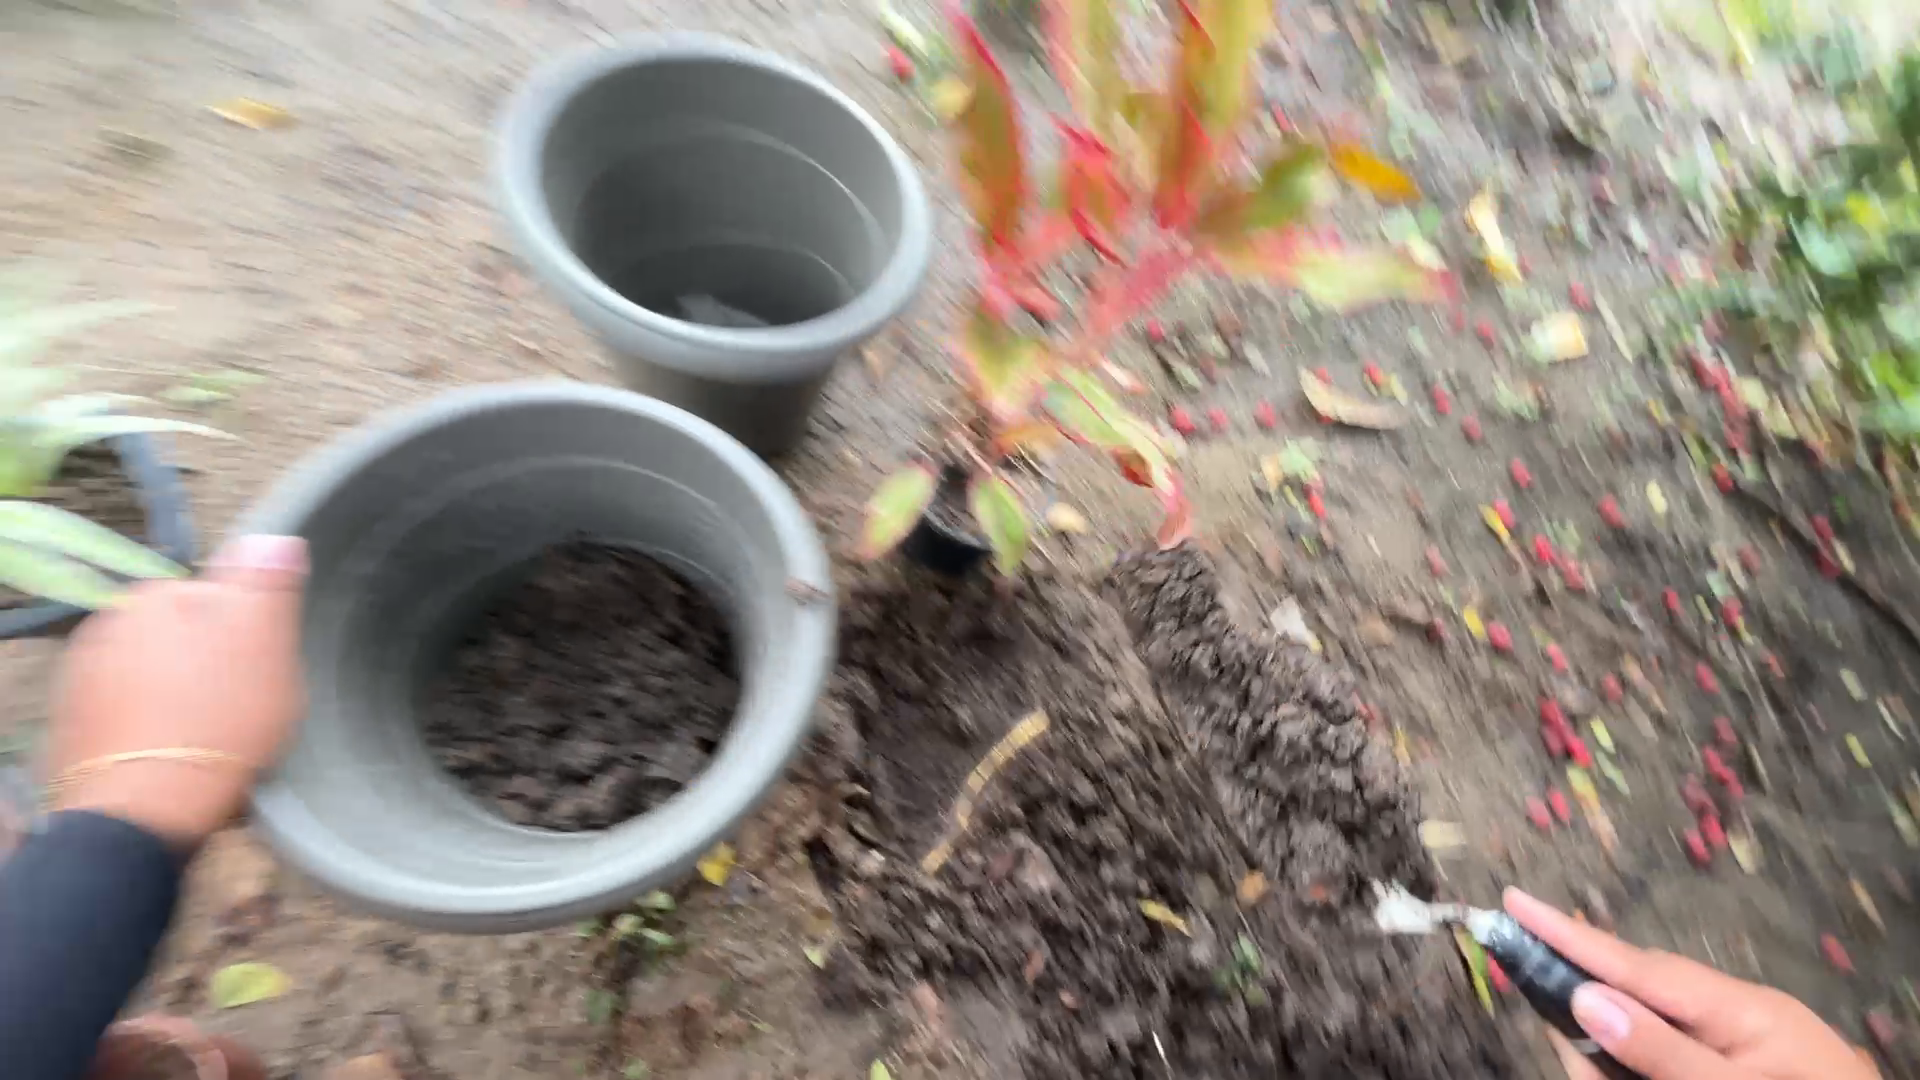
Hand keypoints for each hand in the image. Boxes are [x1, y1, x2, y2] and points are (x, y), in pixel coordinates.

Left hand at [46, 535, 307, 848]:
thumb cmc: (220, 717)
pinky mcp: (77, 715)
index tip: (271, 656)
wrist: (147, 803)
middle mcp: (110, 624)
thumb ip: (267, 583)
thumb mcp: (268, 641)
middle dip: (223, 649)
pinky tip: (187, 735)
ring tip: (222, 718)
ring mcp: (85, 671)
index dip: (258, 620)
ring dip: (194, 680)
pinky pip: (137, 696)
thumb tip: (273, 538)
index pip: (223, 588)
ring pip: (165, 660)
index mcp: (157, 597)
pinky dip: (163, 708)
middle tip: (254, 688)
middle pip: (192, 624)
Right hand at [1505, 889, 1877, 1079]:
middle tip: (1568, 1054)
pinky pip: (1666, 1046)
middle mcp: (1735, 1014)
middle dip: (1584, 1009)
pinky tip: (1615, 1073)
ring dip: (1608, 1050)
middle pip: (1632, 990)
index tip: (1510, 899)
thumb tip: (1580, 995)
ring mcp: (1740, 1040)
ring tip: (1595, 1074)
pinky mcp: (1736, 1061)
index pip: (1633, 962)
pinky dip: (1633, 1065)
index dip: (1565, 932)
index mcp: (1744, 1009)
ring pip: (1641, 1021)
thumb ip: (1663, 1051)